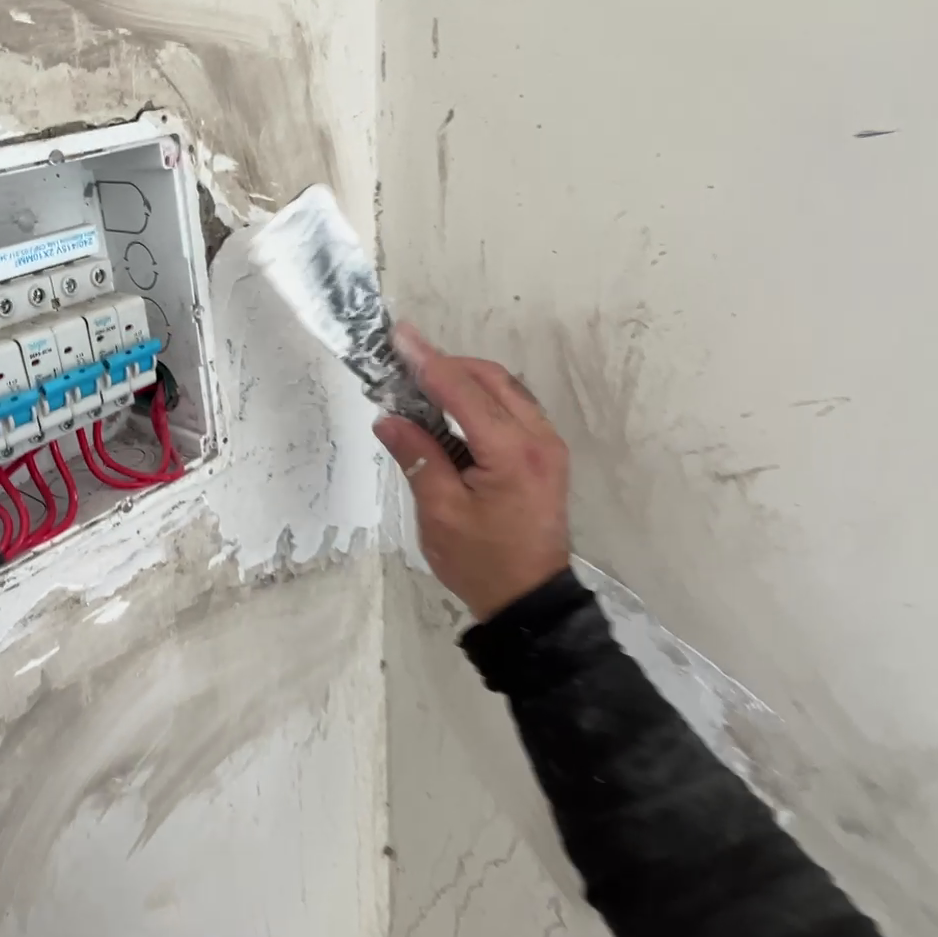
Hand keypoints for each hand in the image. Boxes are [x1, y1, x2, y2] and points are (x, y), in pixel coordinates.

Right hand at [373, 324, 571, 620]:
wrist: (529, 599)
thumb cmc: (481, 562)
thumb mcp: (440, 513)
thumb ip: (418, 457)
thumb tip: (390, 419)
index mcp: (511, 451)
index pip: (463, 391)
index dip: (428, 362)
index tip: (400, 337)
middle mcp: (538, 438)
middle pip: (491, 379)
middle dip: (447, 365)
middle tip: (405, 364)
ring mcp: (547, 445)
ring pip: (506, 390)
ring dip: (465, 380)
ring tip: (423, 386)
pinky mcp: (545, 455)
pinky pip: (513, 410)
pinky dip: (481, 400)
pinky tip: (452, 412)